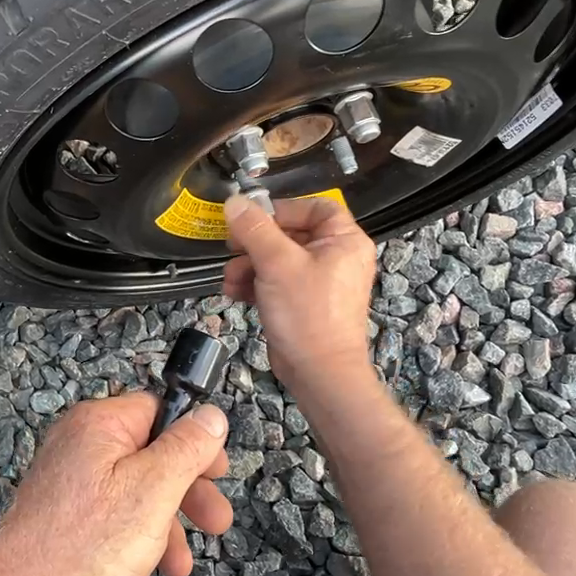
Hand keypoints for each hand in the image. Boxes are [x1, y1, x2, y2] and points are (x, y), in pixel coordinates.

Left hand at [0, 393, 231, 575]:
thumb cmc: (84, 545)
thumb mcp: (152, 491)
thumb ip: (186, 449)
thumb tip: (212, 415)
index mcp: (99, 424)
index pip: (158, 409)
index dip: (193, 439)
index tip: (217, 471)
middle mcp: (82, 443)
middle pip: (151, 451)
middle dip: (188, 488)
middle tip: (216, 519)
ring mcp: (72, 478)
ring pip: (136, 487)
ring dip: (168, 521)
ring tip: (185, 561)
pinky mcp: (67, 512)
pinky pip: (115, 511)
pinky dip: (140, 534)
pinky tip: (157, 566)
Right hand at [222, 191, 377, 388]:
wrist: (319, 374)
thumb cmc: (309, 315)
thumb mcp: (277, 264)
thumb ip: (254, 229)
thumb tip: (234, 202)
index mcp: (344, 242)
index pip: (315, 208)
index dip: (283, 210)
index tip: (255, 218)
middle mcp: (335, 258)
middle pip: (290, 233)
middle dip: (256, 242)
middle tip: (232, 245)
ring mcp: (318, 282)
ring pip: (277, 258)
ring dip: (249, 265)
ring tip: (231, 279)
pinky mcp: (302, 302)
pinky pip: (276, 281)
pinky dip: (255, 284)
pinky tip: (236, 293)